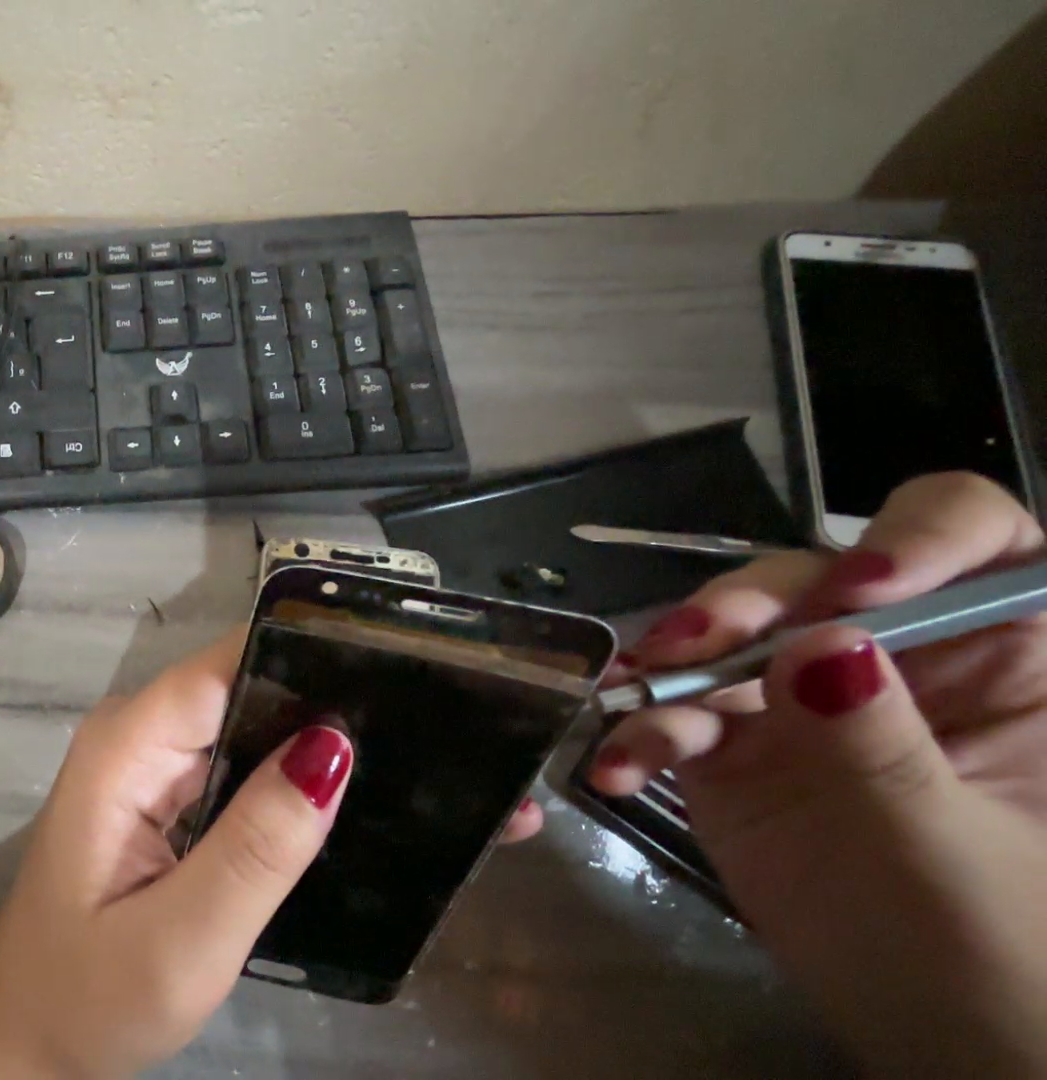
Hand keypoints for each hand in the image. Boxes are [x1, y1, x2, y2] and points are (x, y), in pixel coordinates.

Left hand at [0, 631, 353, 1075]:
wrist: (27, 1027)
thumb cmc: (91, 994)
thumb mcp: (183, 941)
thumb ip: (256, 849)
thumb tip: (332, 747)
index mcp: (126, 748)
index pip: (225, 667)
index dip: (301, 656)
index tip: (389, 666)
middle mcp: (134, 733)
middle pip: (238, 681)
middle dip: (313, 698)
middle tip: (405, 728)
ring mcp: (146, 760)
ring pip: (241, 717)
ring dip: (302, 736)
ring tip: (390, 757)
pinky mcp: (160, 789)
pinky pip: (232, 756)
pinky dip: (278, 770)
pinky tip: (329, 795)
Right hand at [590, 473, 1046, 1077]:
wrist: (945, 1056)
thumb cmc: (1014, 969)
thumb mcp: (956, 855)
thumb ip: (883, 746)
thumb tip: (816, 642)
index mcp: (1011, 669)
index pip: (981, 546)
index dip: (918, 540)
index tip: (856, 591)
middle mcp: (903, 666)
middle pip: (813, 584)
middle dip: (744, 603)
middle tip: (692, 642)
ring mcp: (806, 707)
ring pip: (725, 640)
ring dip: (670, 665)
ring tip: (635, 709)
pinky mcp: (735, 749)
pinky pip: (674, 712)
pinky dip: (642, 734)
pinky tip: (623, 771)